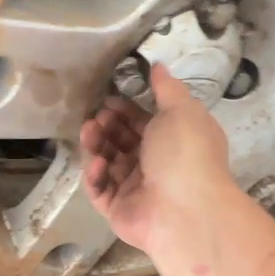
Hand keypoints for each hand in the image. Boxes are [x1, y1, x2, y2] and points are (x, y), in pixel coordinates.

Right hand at [81, 64, 239, 260]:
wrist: (184, 210)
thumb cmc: (185, 153)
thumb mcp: (180, 110)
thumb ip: (166, 88)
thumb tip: (158, 65)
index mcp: (174, 141)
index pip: (144, 123)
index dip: (125, 110)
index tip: (108, 101)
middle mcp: (156, 165)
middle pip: (123, 142)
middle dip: (107, 127)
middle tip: (96, 118)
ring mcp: (136, 189)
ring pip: (109, 164)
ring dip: (97, 146)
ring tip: (89, 133)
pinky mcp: (119, 210)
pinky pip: (101, 190)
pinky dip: (95, 176)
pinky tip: (96, 164)